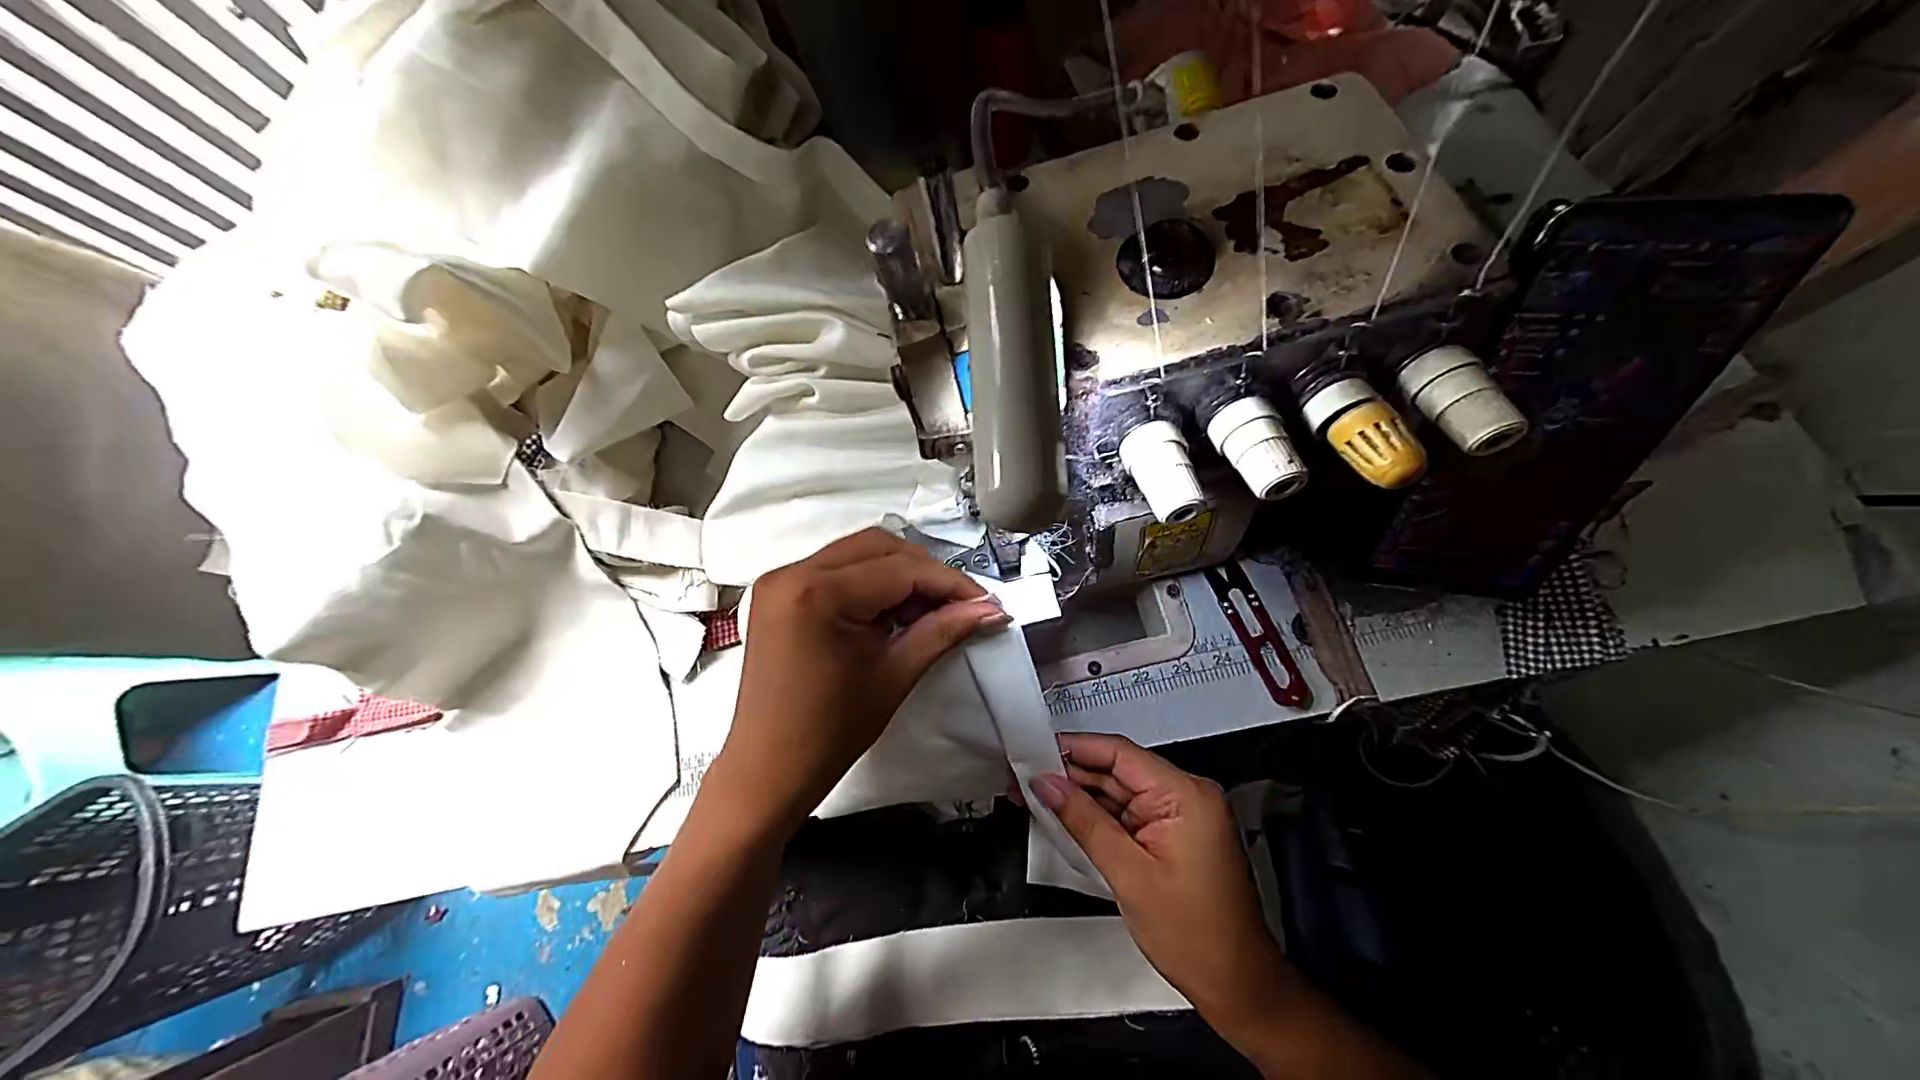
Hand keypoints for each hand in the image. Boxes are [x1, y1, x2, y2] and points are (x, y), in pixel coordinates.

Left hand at [715, 528, 1009, 831]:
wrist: (770, 767)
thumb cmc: (824, 734)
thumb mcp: (894, 675)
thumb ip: (943, 631)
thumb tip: (985, 609)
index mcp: (818, 594)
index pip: (902, 569)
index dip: (949, 582)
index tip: (981, 601)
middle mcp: (792, 575)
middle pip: (879, 547)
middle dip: (924, 573)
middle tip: (956, 606)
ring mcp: (780, 581)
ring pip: (858, 552)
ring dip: (897, 574)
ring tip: (923, 613)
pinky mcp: (778, 593)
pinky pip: (835, 568)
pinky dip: (869, 581)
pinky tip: (888, 613)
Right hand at [1032, 733, 1285, 1024]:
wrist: (1236, 983)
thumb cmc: (1202, 938)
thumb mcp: (1128, 873)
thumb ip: (1084, 821)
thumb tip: (1052, 786)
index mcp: (1187, 795)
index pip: (1120, 753)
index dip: (1075, 748)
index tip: (1039, 751)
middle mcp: (1188, 797)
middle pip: (1117, 769)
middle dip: (1072, 775)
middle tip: (1032, 778)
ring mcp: (1182, 814)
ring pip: (1119, 791)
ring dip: (1082, 796)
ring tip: (1043, 799)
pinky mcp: (1173, 832)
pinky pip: (1128, 811)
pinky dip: (1098, 815)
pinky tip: (1069, 818)